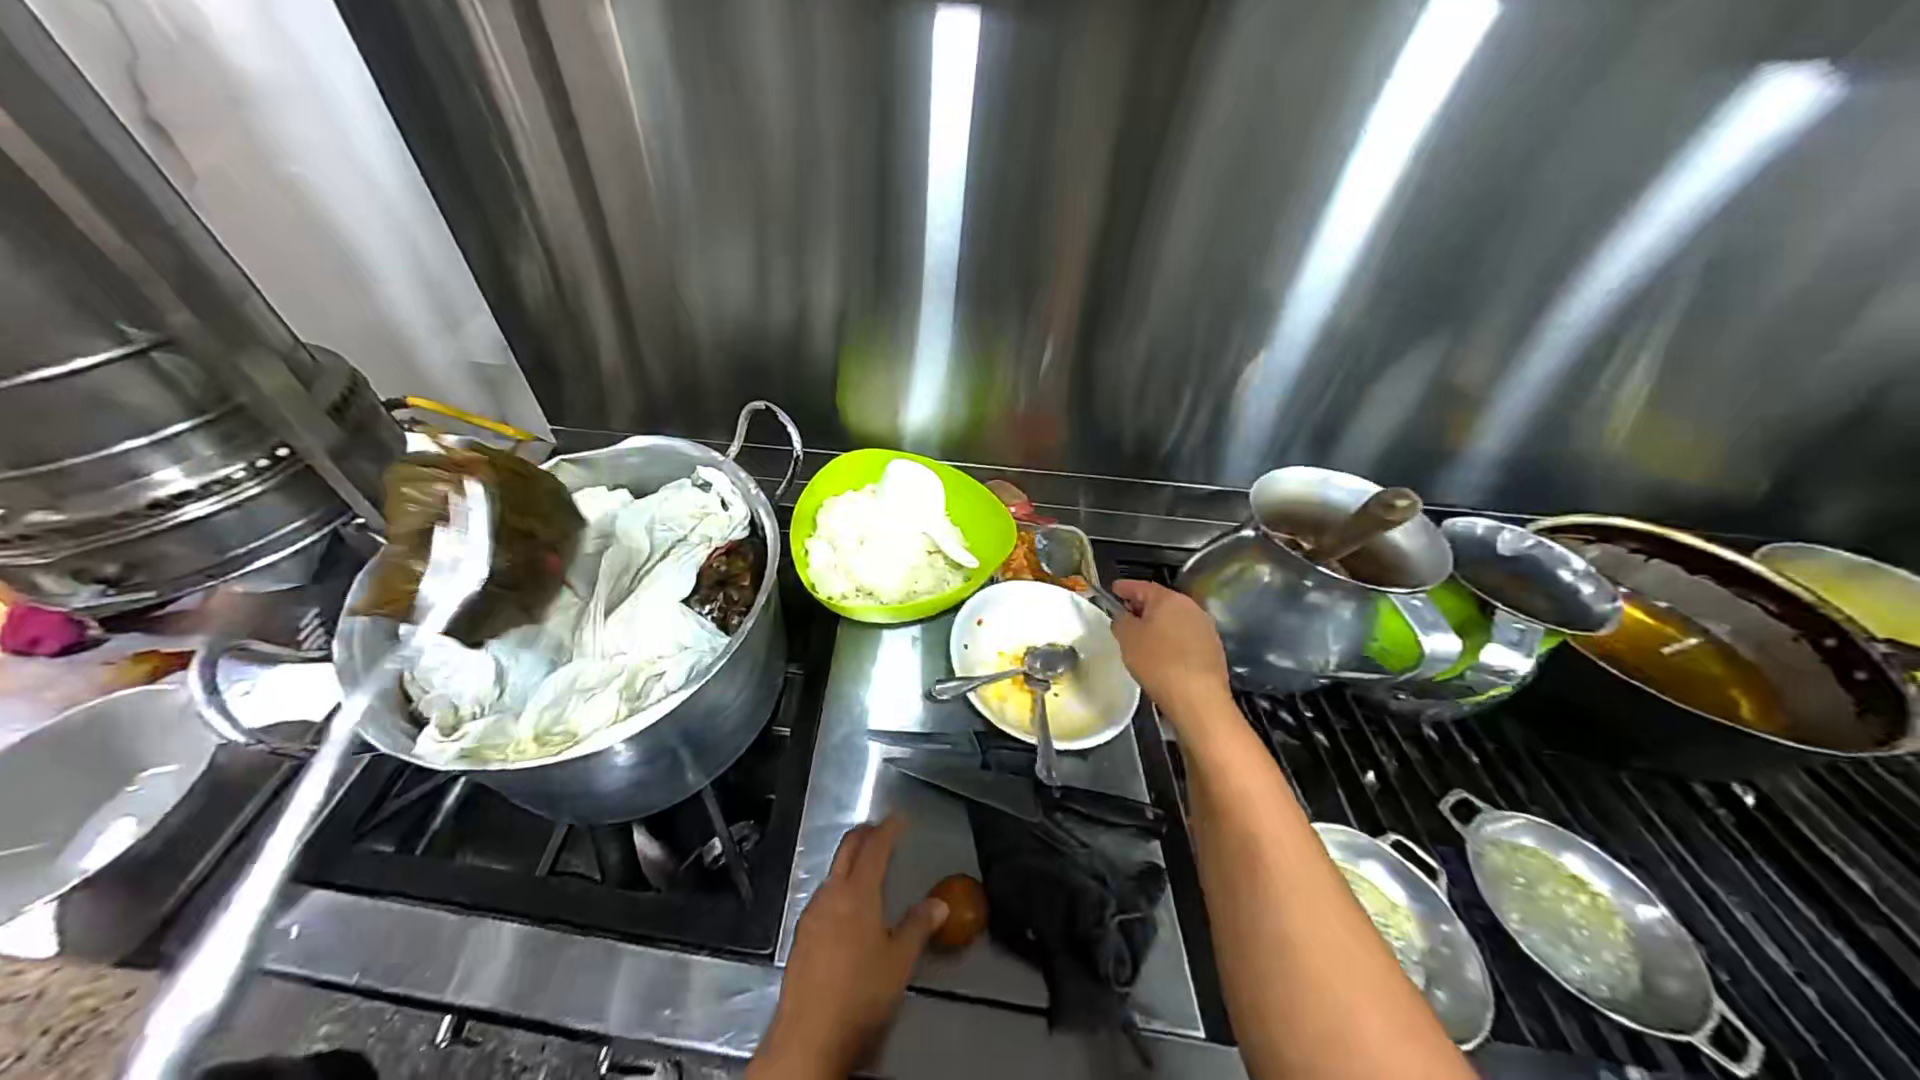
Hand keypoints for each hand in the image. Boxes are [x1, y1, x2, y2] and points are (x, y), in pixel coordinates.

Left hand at [748, 817, 947, 1079]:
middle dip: (864, 835)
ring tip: (867, 865)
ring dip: (850, 860)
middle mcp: (830, 895)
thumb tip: (938, 903)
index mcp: (857, 893)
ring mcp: (811, 915)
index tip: (899, 818)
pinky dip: (838, 885)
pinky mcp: (801, 936)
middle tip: (881, 829)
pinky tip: (845, 905)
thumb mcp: (899, 961)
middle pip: (846, 851)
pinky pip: (822, 895)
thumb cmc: (860, 994)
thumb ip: (918, 926)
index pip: (874, 849)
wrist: (808, 1036)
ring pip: (832, 873)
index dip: (887, 829)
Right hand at [1110, 580, 1234, 722]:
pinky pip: (1186, 635)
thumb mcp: (1127, 639)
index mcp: (1168, 599)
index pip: (1141, 586)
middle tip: (1125, 615)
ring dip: (1159, 623)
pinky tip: (1164, 653)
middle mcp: (1190, 607)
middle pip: (1161, 601)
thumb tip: (1124, 617)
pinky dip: (1172, 638)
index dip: (1124, 587)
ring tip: (1143, 637)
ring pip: (1175, 618)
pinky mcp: (1213, 647)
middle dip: (1142, 606)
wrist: (1197, 697)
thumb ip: (1121, 621)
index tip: (1113, 589)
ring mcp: (1205, 626)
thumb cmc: (1157, 662)